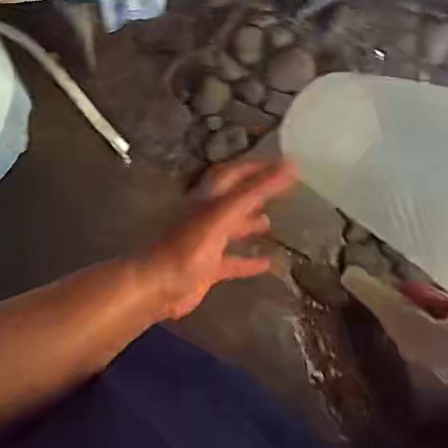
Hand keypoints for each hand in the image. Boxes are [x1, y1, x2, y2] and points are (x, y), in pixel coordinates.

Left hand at [136, 160, 299, 319]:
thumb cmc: (190, 246)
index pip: (231, 174)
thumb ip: (253, 192)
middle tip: (277, 191)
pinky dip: (249, 261)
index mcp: (206, 198)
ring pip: (230, 228)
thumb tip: (287, 165)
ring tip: (270, 221)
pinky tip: (268, 264)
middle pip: (231, 198)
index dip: (253, 166)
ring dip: (248, 223)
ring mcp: (206, 242)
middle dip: (252, 192)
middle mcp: (205, 216)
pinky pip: (232, 261)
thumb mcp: (223, 214)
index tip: (278, 163)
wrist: (161, 284)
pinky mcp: (208, 267)